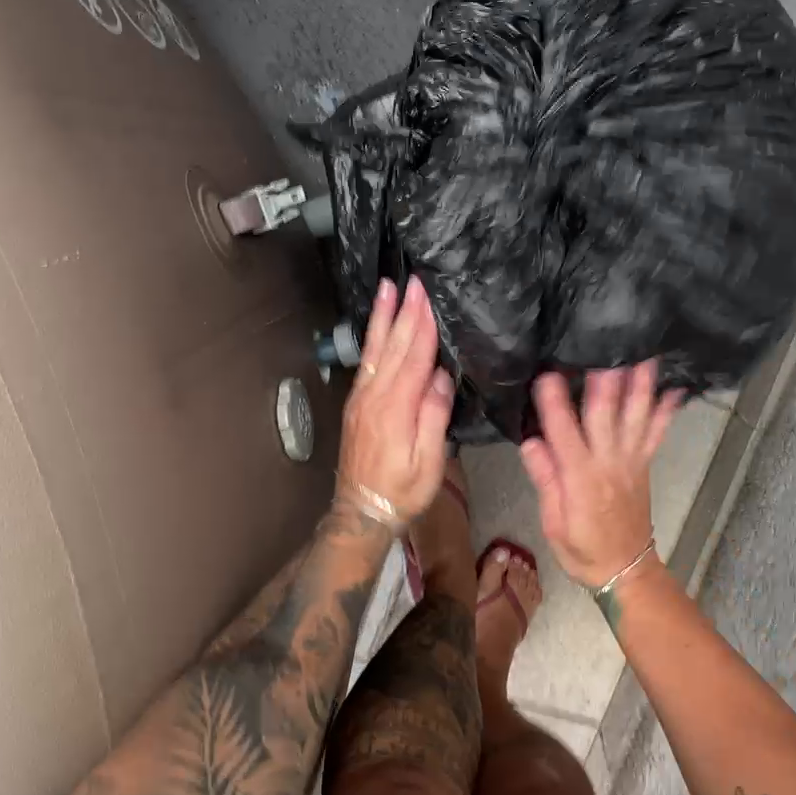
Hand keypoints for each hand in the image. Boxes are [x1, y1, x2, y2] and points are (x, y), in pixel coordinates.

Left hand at [337, 277, 454, 525]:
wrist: (361, 513)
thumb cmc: (403, 492)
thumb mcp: (428, 461)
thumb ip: (433, 416)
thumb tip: (440, 377)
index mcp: (395, 409)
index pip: (413, 357)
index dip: (422, 325)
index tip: (427, 295)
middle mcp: (373, 397)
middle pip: (392, 345)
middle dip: (404, 311)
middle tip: (412, 280)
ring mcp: (360, 399)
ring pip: (374, 349)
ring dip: (382, 317)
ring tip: (387, 288)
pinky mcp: (355, 404)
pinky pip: (365, 362)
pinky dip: (372, 338)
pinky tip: (377, 325)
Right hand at [519, 362, 683, 587]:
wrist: (625, 569)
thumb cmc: (582, 549)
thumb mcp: (553, 523)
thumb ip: (546, 480)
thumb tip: (531, 442)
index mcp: (579, 478)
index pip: (563, 433)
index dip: (555, 404)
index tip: (548, 374)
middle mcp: (608, 463)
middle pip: (606, 415)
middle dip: (605, 381)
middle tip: (606, 348)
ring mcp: (631, 461)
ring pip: (636, 416)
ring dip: (641, 385)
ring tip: (645, 355)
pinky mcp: (645, 463)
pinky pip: (657, 433)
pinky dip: (667, 411)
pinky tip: (677, 388)